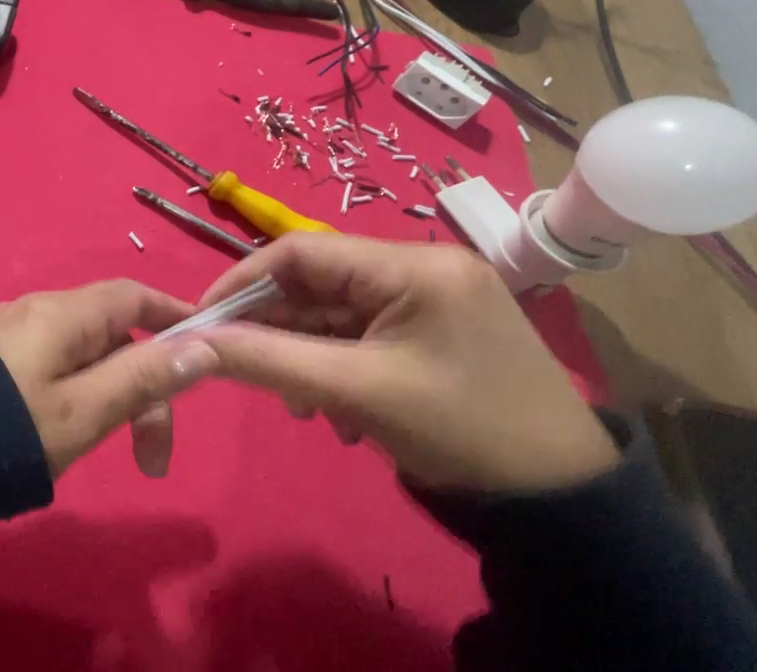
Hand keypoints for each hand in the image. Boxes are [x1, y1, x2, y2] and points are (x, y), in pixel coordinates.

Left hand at [0, 279, 219, 479]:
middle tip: (151, 458)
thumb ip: (144, 377)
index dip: (174, 318)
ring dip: (110, 394)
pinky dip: (77, 392)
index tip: (210, 353)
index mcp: (60, 313)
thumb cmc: (8, 433)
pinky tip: (65, 432)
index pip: (132, 296)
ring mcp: (6, 332)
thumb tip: (203, 345)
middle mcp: (32, 309)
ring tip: (108, 449)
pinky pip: (49, 363)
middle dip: (143, 384)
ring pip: (80, 352)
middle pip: (109, 332)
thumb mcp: (86, 412)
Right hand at [196, 233, 618, 492]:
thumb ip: (265, 358)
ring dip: (306, 356)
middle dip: (278, 330)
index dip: (242, 281)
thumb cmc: (461, 432)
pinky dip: (336, 366)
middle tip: (252, 375)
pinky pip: (362, 334)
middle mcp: (425, 267)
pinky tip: (341, 412)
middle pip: (317, 283)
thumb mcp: (354, 391)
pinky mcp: (438, 330)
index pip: (300, 250)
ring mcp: (435, 299)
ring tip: (306, 408)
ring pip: (334, 312)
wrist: (565, 506)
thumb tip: (191, 341)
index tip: (204, 321)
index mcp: (414, 266)